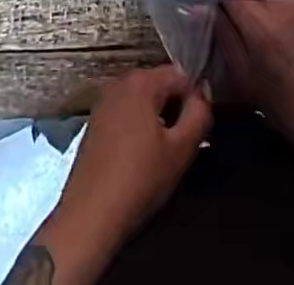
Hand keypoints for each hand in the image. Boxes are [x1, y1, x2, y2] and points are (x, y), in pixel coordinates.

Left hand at [46, 64, 212, 251]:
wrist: (90, 217)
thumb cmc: (140, 179)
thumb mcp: (182, 148)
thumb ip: (200, 113)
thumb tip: (203, 93)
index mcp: (141, 82)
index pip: (182, 76)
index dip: (196, 100)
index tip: (197, 129)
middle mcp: (119, 83)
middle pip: (161, 85)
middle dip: (176, 108)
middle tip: (182, 142)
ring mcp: (103, 101)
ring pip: (144, 100)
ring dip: (158, 118)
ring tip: (162, 152)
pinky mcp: (94, 122)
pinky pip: (127, 113)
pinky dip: (139, 126)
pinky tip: (140, 156)